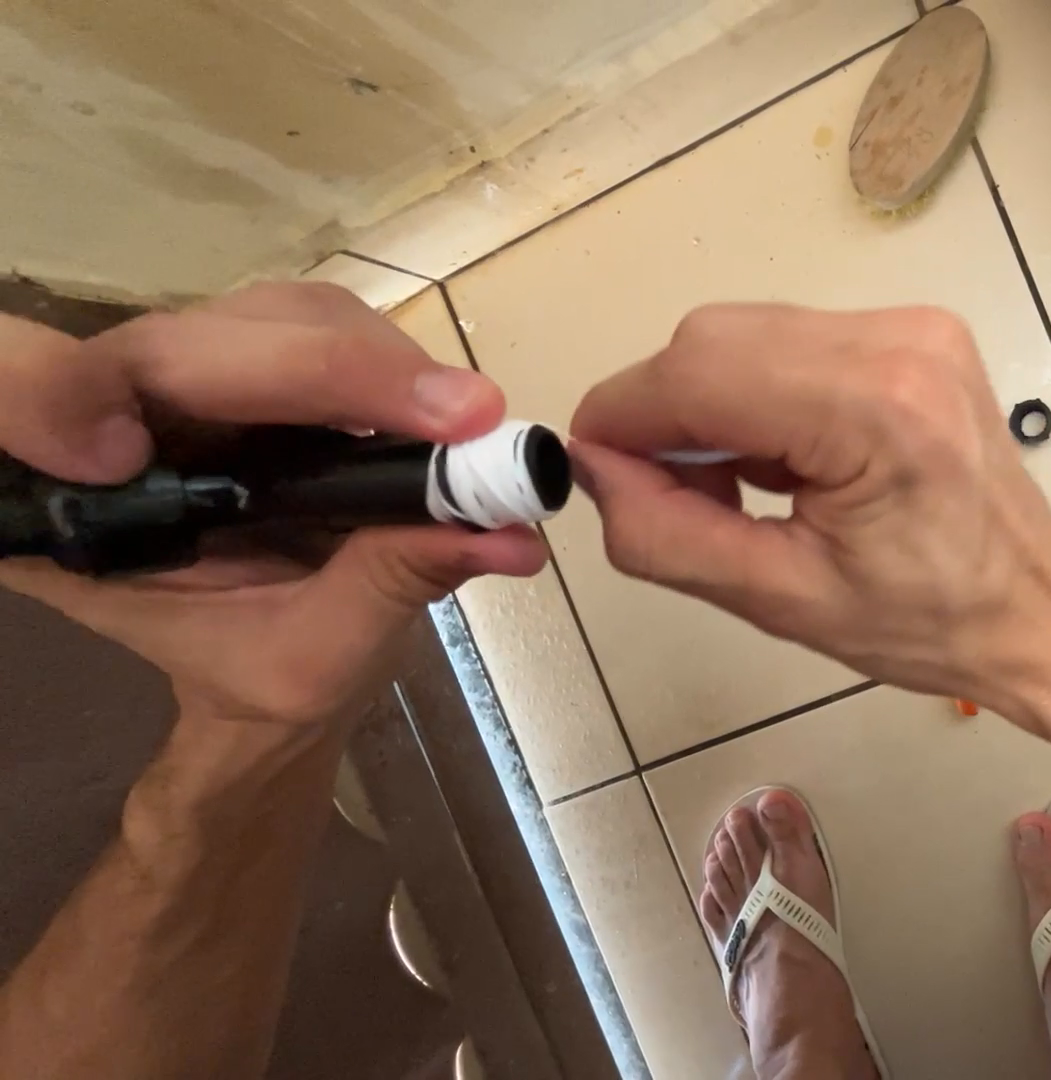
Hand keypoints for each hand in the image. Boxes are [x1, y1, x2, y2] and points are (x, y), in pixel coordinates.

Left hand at [0, 283, 547, 727]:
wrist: (294, 658)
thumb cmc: (271, 675)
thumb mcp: (320, 654)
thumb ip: (395, 582)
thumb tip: (511, 535)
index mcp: (71, 506)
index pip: (18, 393)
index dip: (48, 390)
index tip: (120, 453)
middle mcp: (130, 421)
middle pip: (201, 338)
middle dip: (336, 369)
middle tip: (466, 418)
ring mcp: (216, 393)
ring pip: (285, 319)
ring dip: (386, 364)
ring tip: (468, 428)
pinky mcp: (287, 384)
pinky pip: (342, 338)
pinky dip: (407, 373)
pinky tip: (451, 422)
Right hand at [569, 304, 1050, 736]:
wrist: (1033, 611)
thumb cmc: (930, 624)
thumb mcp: (783, 601)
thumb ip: (667, 535)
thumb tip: (595, 469)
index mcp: (879, 407)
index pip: (698, 371)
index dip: (624, 418)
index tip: (599, 474)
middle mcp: (903, 340)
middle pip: (719, 338)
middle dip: (671, 414)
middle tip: (683, 499)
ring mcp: (919, 327)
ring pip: (754, 335)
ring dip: (719, 406)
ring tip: (747, 491)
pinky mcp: (922, 335)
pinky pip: (801, 342)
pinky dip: (766, 395)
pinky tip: (789, 461)